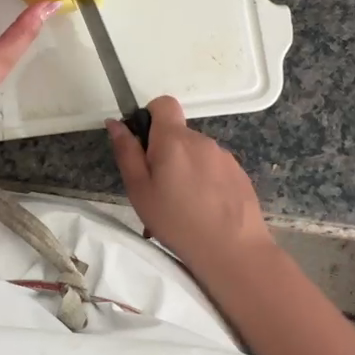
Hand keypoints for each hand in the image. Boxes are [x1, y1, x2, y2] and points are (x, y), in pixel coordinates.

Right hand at [108, 96, 270, 263]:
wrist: (234, 251)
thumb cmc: (176, 220)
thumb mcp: (139, 189)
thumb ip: (126, 152)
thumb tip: (115, 123)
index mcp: (174, 140)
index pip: (163, 103)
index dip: (150, 115)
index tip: (143, 143)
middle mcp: (202, 141)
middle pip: (177, 134)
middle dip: (164, 152)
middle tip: (155, 188)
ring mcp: (224, 158)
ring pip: (195, 154)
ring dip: (183, 169)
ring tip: (179, 206)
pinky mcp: (239, 176)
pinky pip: (212, 170)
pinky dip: (203, 183)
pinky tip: (201, 211)